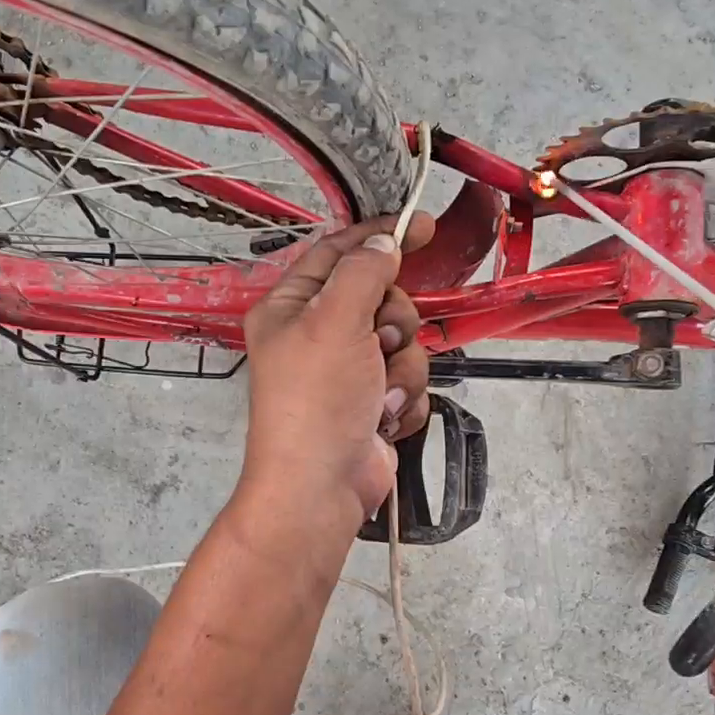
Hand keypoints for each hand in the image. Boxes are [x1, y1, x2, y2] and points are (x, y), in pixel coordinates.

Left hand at [238, 214, 434, 530]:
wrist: (321, 487)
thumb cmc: (316, 400)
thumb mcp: (334, 320)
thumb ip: (363, 272)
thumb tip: (383, 244)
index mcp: (291, 307)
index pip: (339, 252)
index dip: (381, 237)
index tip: (423, 227)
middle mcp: (317, 334)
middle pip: (381, 298)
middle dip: (393, 324)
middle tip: (380, 344)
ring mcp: (347, 372)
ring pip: (404, 343)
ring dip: (400, 371)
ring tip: (377, 396)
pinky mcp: (372, 404)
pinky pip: (408, 381)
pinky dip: (402, 401)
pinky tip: (381, 420)